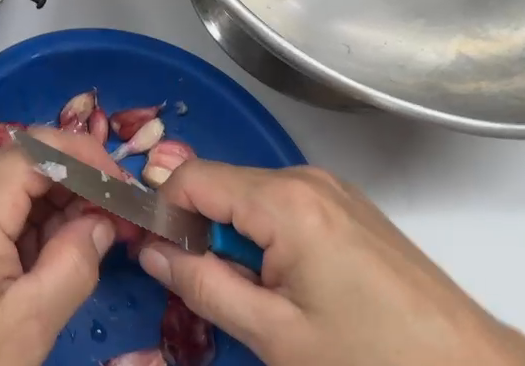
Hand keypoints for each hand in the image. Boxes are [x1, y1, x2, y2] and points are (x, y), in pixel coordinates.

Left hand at [0, 128, 118, 365]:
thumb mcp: (28, 322)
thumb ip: (74, 265)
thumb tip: (103, 222)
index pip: (39, 148)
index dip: (88, 157)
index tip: (127, 188)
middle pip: (29, 162)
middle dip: (80, 180)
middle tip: (125, 214)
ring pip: (18, 188)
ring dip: (63, 204)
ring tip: (106, 233)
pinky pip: (4, 214)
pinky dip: (39, 225)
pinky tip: (66, 251)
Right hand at [137, 162, 524, 365]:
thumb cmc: (372, 359)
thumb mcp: (275, 336)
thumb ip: (203, 286)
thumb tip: (151, 252)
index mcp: (283, 200)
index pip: (190, 178)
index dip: (164, 214)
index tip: (160, 259)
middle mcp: (304, 177)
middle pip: (221, 186)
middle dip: (204, 234)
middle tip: (216, 294)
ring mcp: (332, 189)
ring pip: (251, 199)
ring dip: (238, 241)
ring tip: (264, 301)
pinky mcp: (350, 207)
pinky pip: (285, 208)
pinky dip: (270, 240)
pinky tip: (295, 290)